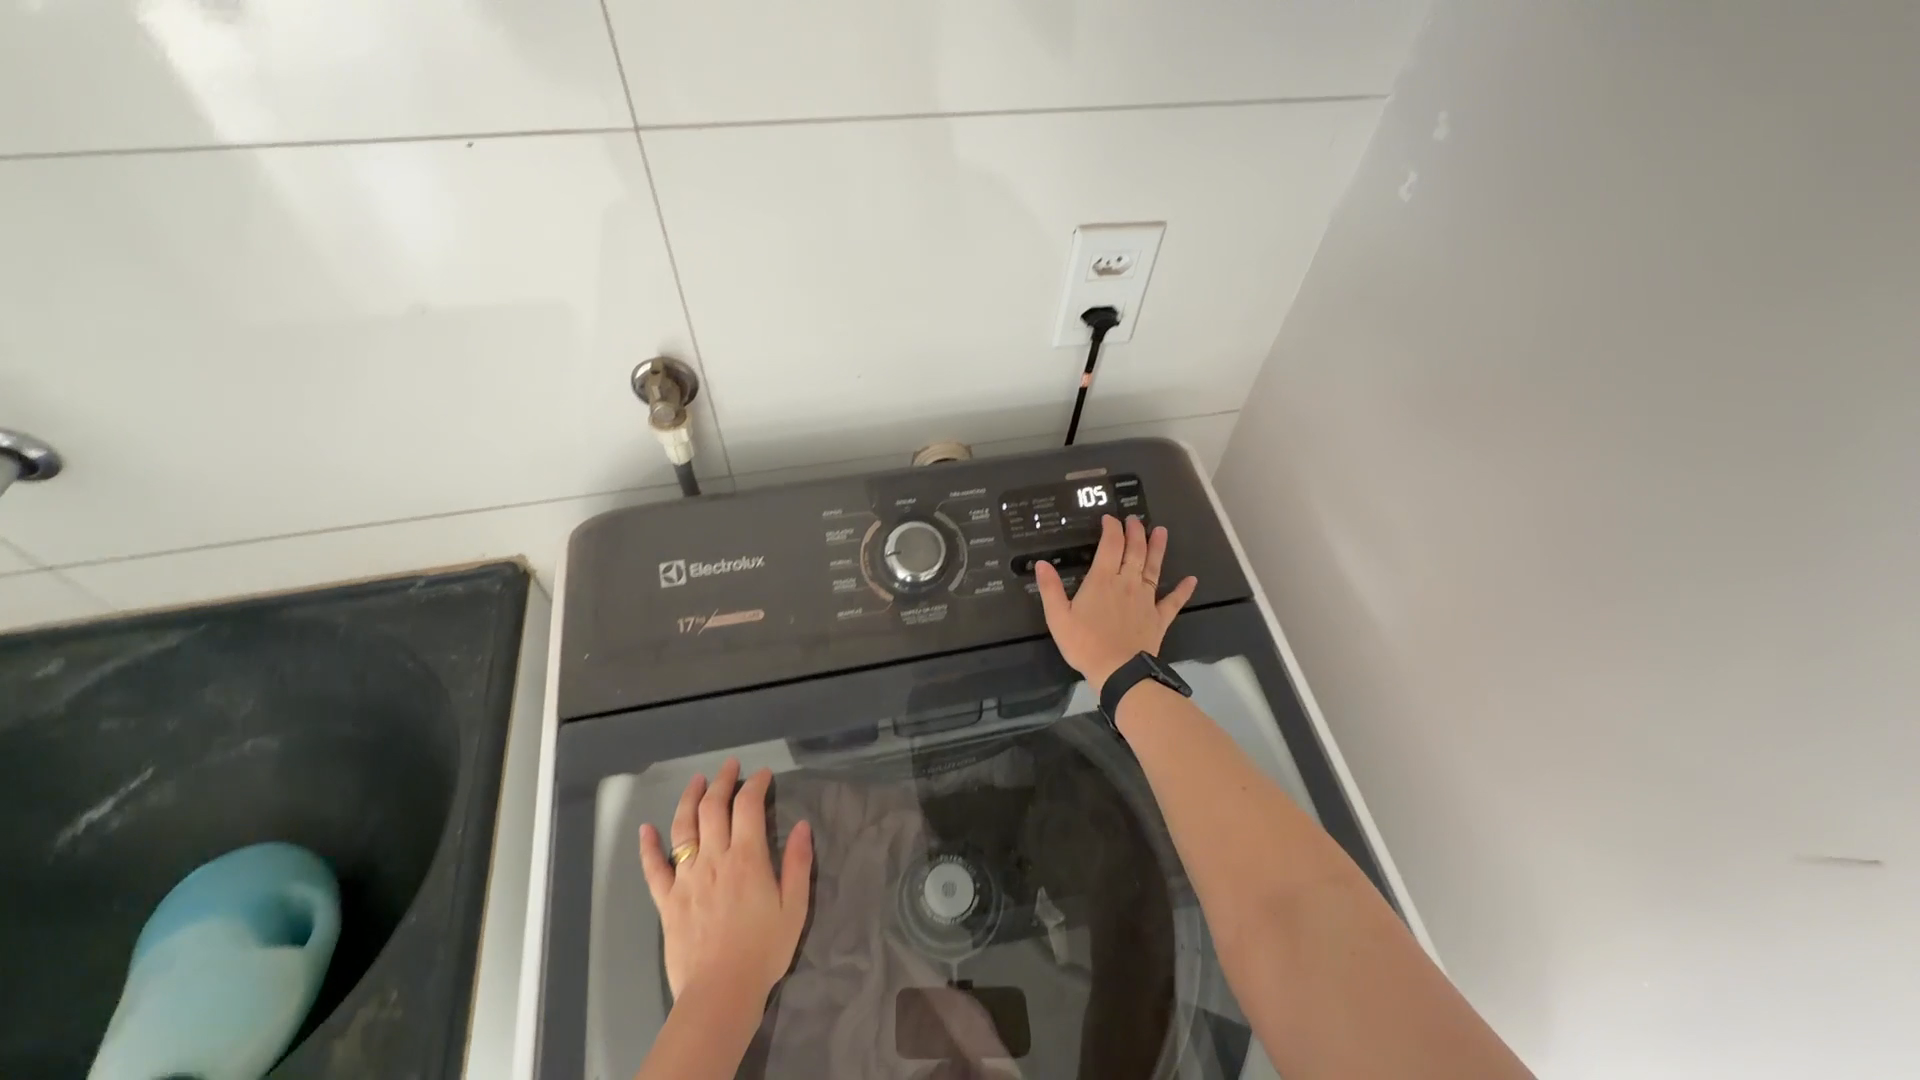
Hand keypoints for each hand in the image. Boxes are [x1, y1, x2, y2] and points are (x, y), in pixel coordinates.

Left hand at [639, 759, 813, 1001]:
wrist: (720, 991)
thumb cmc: (764, 951)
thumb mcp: (795, 908)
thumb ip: (798, 864)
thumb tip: (801, 826)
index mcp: (747, 858)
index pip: (748, 807)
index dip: (755, 785)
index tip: (763, 775)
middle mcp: (713, 859)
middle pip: (713, 808)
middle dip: (722, 781)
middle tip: (730, 766)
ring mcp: (686, 878)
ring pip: (683, 828)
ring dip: (689, 799)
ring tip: (696, 781)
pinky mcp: (667, 900)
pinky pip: (654, 867)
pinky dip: (648, 846)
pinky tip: (646, 829)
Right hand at [1034, 514, 1197, 692]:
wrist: (1118, 671)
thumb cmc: (1085, 644)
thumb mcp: (1058, 617)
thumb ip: (1050, 588)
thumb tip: (1042, 563)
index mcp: (1103, 580)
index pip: (1110, 545)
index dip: (1111, 528)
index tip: (1110, 519)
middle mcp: (1128, 583)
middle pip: (1135, 551)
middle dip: (1135, 532)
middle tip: (1135, 519)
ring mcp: (1147, 600)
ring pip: (1154, 568)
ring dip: (1158, 549)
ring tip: (1161, 532)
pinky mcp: (1159, 618)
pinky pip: (1173, 601)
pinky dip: (1183, 590)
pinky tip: (1191, 580)